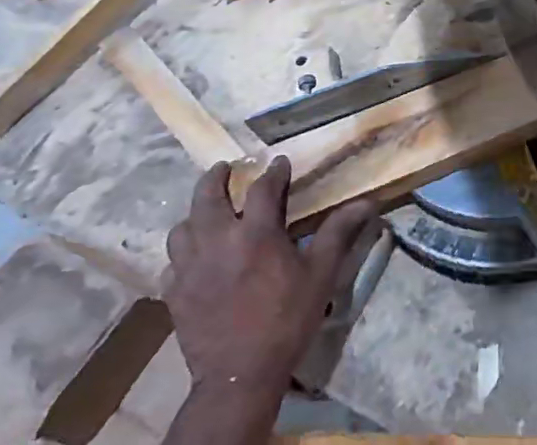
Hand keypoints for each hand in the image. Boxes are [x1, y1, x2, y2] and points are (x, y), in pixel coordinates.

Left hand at [164, 157, 379, 389]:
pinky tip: (194, 256)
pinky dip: (182, 250)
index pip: (262, 189)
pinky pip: (171, 262)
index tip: (279, 162)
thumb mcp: (321, 273)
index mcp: (256, 234)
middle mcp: (217, 243)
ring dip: (194, 214)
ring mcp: (190, 269)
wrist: (239, 375)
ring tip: (207, 211)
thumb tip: (366, 202)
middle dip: (215, 179)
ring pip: (181, 229)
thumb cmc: (287, 318)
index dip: (273, 172)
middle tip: (224, 168)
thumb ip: (338, 232)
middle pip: (207, 198)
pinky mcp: (174, 295)